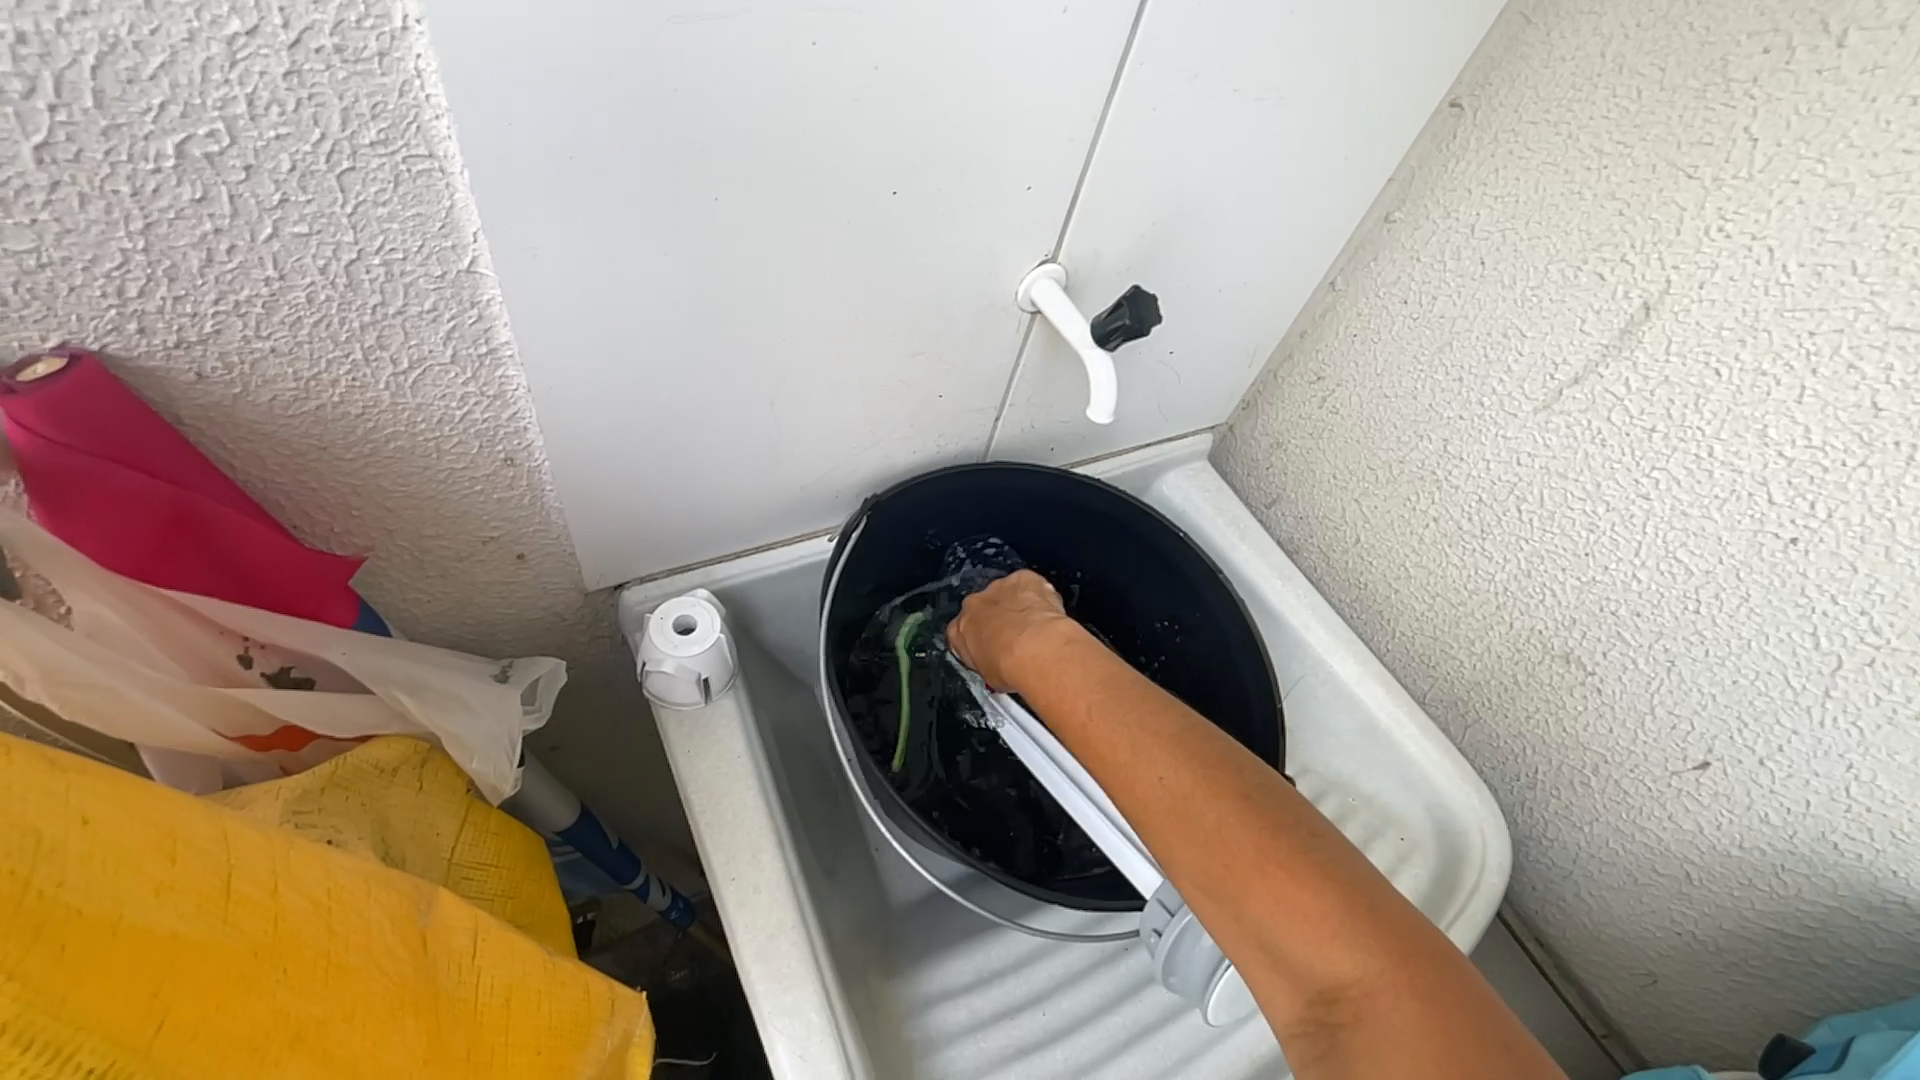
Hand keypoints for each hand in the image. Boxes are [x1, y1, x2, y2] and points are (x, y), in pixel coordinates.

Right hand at [946, 569, 1078, 691]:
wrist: (1037, 650)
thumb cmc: (1011, 666)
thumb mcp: (991, 678)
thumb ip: (988, 665)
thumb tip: (999, 670)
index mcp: (958, 631)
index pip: (962, 634)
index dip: (979, 642)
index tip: (992, 651)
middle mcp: (974, 605)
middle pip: (983, 609)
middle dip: (998, 621)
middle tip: (1016, 640)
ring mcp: (998, 589)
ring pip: (1007, 594)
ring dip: (1018, 607)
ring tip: (1036, 630)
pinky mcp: (1023, 578)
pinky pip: (1029, 584)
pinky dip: (1038, 595)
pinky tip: (1048, 613)